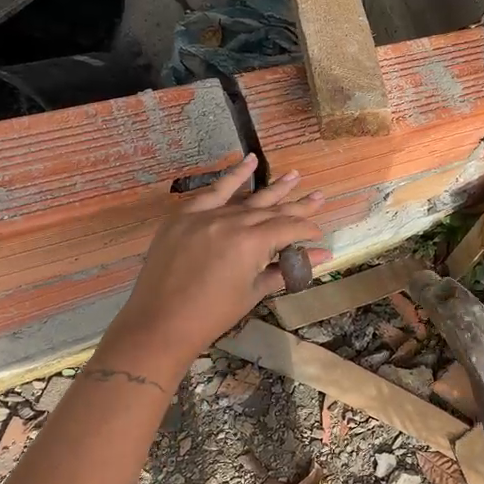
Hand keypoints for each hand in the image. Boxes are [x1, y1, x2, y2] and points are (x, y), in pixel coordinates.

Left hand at [106, 154, 328, 361]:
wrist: (159, 323)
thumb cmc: (213, 314)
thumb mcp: (255, 290)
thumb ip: (288, 268)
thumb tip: (324, 256)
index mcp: (252, 243)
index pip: (289, 228)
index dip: (307, 230)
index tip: (319, 236)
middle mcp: (231, 222)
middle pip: (272, 210)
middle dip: (299, 206)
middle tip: (321, 197)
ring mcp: (205, 216)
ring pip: (247, 199)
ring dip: (274, 188)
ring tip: (295, 175)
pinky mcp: (184, 216)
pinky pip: (213, 191)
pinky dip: (232, 176)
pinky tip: (250, 160)